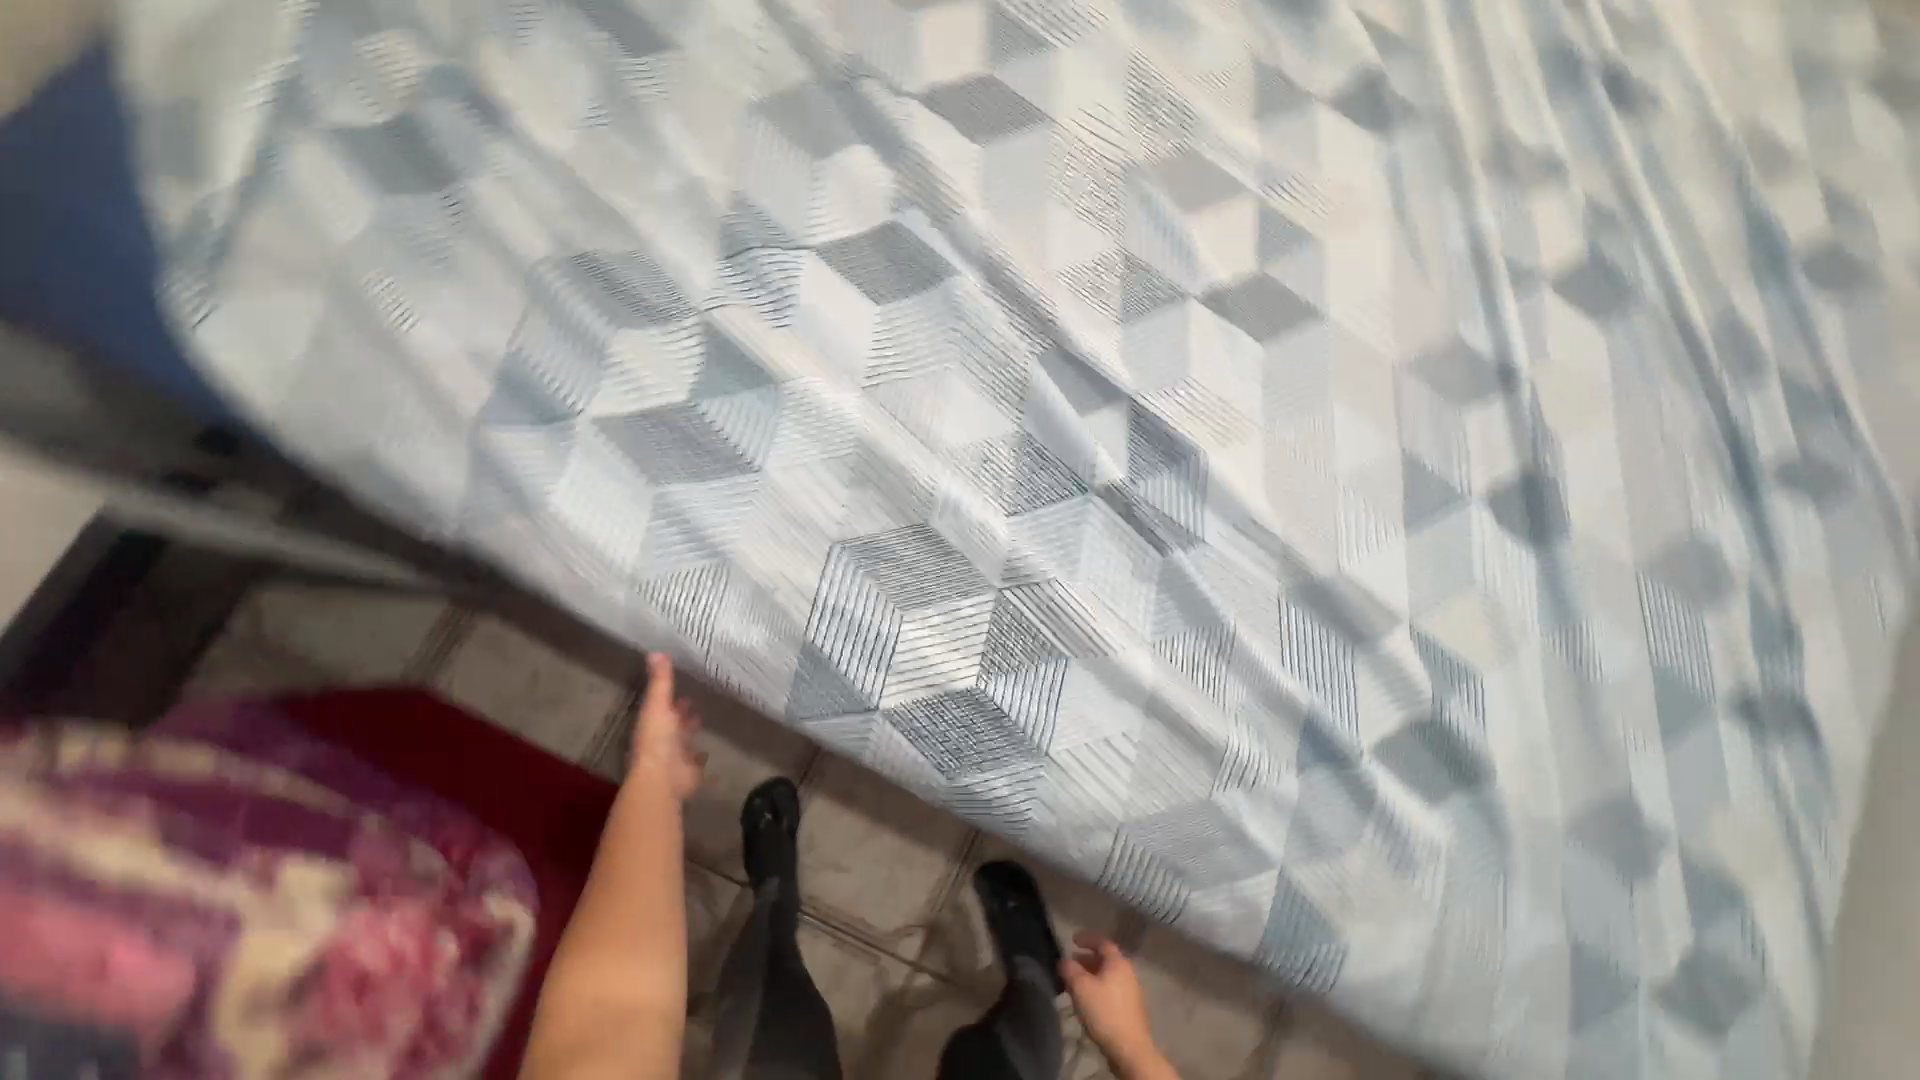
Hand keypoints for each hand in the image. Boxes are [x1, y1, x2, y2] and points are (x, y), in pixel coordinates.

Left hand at [628, 653, 705, 801]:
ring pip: (683, 742)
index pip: (660, 708)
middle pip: (672, 725)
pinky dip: (699, 757)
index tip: (680, 688)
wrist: (663, 778)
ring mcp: (675, 757)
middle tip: (693, 702)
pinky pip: (695, 762)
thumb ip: (660, 681)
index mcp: (652, 724)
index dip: (669, 699)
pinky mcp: (688, 772)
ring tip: (702, 720)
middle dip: (681, 715)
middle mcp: (662, 740)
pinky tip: (708, 752)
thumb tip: (655, 651)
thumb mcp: (657, 705)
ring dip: (689, 733)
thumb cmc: (657, 739)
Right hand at [1060, 932, 1170, 1078]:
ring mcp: (1131, 991)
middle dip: (1086, 959)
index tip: (1072, 940)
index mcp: (1118, 962)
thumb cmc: (1104, 1012)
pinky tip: (1087, 1000)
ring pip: (1107, 976)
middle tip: (1070, 963)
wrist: (1130, 1048)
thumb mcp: (1080, 987)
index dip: (1086, 938)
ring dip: (1090, 975)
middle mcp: (1127, 973)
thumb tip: (1064, 961)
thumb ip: (1070, 969)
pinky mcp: (1130, 1008)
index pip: (1102, 942)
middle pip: (1105, 959)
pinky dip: (1097, 988)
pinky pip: (1111, 990)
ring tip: (1074, 983)